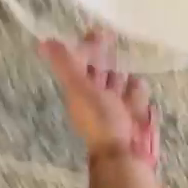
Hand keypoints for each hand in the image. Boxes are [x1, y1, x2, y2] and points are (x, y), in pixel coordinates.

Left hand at [39, 30, 159, 168]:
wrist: (125, 155)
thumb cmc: (102, 121)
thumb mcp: (81, 89)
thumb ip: (66, 66)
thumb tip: (44, 42)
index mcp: (81, 91)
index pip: (82, 63)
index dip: (89, 47)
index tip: (101, 32)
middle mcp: (98, 99)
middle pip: (104, 72)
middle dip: (111, 61)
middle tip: (120, 46)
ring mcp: (119, 109)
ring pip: (127, 85)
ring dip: (131, 83)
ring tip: (133, 82)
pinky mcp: (137, 118)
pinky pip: (142, 101)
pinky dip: (142, 102)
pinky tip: (143, 108)